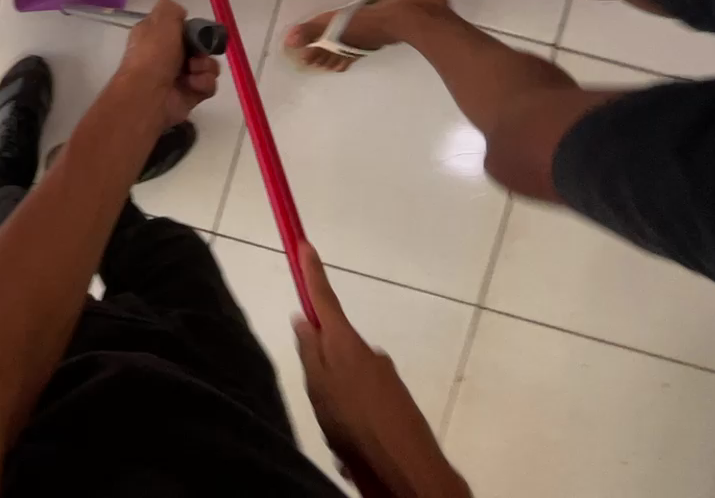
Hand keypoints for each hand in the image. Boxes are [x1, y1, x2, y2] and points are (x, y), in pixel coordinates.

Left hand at [116, 0, 220, 127]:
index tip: (197, 32)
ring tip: (192, 71)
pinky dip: (203, 83)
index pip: (180, 28)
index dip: (192, 29)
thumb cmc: (153, 53)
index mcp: (154, 36)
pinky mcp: (190, 94)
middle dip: (203, 49)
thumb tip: (182, 14)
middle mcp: (165, 55)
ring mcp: (178, 76)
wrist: (149, 93)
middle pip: (198, 47)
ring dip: (205, 66)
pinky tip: (192, 84)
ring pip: (207, 66)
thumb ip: (171, 9)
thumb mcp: (161, 20)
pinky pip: (208, 85)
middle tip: (197, 53)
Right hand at [293, 244, 468, 497]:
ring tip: (336, 433)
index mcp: (344, 342)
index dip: (312, 270)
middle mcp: (368, 352)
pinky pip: (366, 401)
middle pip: (335, 344)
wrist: (411, 472)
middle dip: (322, 365)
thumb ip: (308, 351)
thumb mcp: (318, 386)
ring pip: (350, 377)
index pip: (323, 297)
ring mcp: (387, 376)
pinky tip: (354, 446)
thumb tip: (303, 317)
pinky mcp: (399, 402)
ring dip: (339, 398)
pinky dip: (355, 417)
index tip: (305, 242)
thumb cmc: (355, 423)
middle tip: (317, 397)